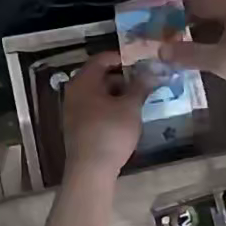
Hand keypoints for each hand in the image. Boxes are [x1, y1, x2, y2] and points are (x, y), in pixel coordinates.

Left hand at [62, 53, 153, 179]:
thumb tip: (152, 70)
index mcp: (82, 82)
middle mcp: (73, 92)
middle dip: (123, 77)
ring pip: (98, 93)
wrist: (90, 167)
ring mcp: (73, 110)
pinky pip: (95, 107)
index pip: (101, 59)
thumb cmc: (110, 131)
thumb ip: (140, 85)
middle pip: (99, 76)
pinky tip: (127, 115)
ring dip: (119, 93)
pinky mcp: (78, 125)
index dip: (123, 58)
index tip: (144, 62)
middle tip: (146, 81)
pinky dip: (111, 106)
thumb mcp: (130, 106)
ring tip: (141, 99)